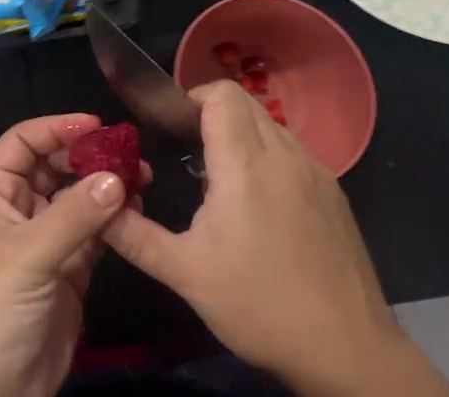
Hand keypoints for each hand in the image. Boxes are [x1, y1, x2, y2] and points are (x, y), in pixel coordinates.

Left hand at [0, 114, 138, 396]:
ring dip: (105, 187)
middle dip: (88, 157)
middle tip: (132, 153)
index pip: (22, 143)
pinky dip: (113, 222)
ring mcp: (43, 242)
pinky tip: (138, 211)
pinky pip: (91, 235)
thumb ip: (74, 216)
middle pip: (54, 168)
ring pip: (76, 200)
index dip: (55, 128)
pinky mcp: (67, 273)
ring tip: (145, 177)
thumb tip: (117, 175)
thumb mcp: (29, 256)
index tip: (98, 123)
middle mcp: (17, 211)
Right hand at [102, 82, 448, 396]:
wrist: (349, 353)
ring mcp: (317, 174)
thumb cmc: (259, 306)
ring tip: (217, 182)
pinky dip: (267, 158)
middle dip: (210, 114)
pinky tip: (256, 206)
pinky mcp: (334, 195)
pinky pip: (292, 153)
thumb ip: (133, 234)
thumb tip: (99, 204)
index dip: (190, 99)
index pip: (221, 95)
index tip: (169, 129)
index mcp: (246, 164)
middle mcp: (285, 156)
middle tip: (184, 153)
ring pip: (270, 126)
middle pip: (245, 103)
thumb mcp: (184, 273)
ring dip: (240, 136)